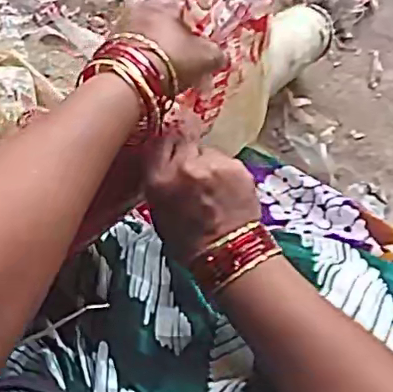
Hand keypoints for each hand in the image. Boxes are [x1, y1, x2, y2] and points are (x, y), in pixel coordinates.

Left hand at [121, 0, 224, 93]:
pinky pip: (135, 53)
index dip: (199, 27)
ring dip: (159, 53)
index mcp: (167, 3)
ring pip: (149, 39)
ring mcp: (122, 27)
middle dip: (177, 42)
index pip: (189, 8)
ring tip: (170, 75)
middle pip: (166, 24)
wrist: (127, 82)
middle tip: (188, 63)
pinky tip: (152, 79)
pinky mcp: (109, 48)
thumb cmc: (173, 61)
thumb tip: (220, 55)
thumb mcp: (206, 58)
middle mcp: (142, 9)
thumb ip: (217, 53)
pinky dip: (144, 63)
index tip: (204, 46)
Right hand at [141, 126, 261, 256]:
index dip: (164, 143)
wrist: (228, 254)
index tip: (169, 147)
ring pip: (206, 150)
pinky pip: (225, 160)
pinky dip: (224, 171)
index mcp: (159, 180)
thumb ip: (160, 180)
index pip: (157, 142)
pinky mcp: (235, 165)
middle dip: (185, 148)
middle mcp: (184, 166)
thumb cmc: (188, 242)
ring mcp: (212, 163)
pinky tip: (226, 190)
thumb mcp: (159, 211)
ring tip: (211, 186)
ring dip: (206, 162)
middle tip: (190, 166)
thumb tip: (165, 164)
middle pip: (181, 137)